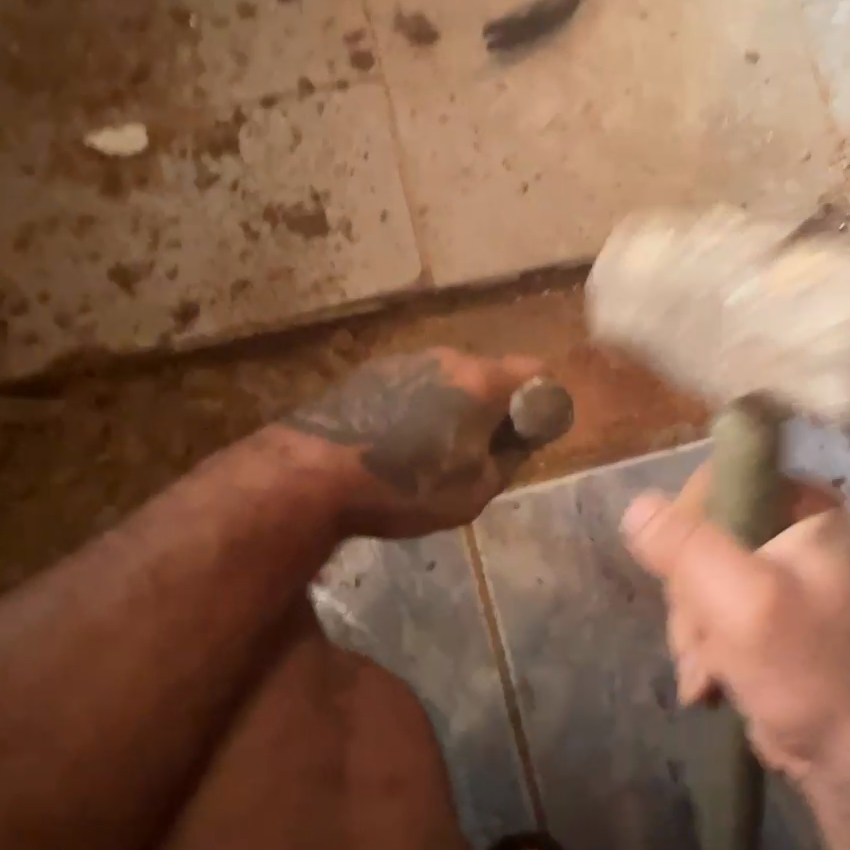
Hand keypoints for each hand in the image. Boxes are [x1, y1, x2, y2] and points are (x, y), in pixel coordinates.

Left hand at [282, 348, 544, 538]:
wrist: (305, 477)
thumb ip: (510, 458)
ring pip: (450, 380)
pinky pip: (414, 386)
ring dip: (457, 408)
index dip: (545, 403)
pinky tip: (399, 446)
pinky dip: (421, 409)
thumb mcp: (476, 490)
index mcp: (481, 381)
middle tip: (487, 450)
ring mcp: (402, 362)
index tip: (533, 435)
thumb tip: (521, 440)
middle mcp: (446, 359)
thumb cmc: (405, 487)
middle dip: (498, 407)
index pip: (537, 373)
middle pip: (491, 374)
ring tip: (438, 452)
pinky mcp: (366, 375)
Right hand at [620, 469, 849, 779]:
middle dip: (691, 597)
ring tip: (707, 673)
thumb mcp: (742, 599)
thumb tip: (636, 505)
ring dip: (693, 632)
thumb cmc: (806, 668)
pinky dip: (705, 650)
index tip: (678, 571)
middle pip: (705, 537)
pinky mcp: (770, 620)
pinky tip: (709, 684)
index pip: (723, 481)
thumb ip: (687, 547)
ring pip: (702, 580)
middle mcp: (797, 534)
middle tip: (699, 636)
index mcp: (807, 510)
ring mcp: (783, 579)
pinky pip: (714, 615)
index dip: (688, 524)